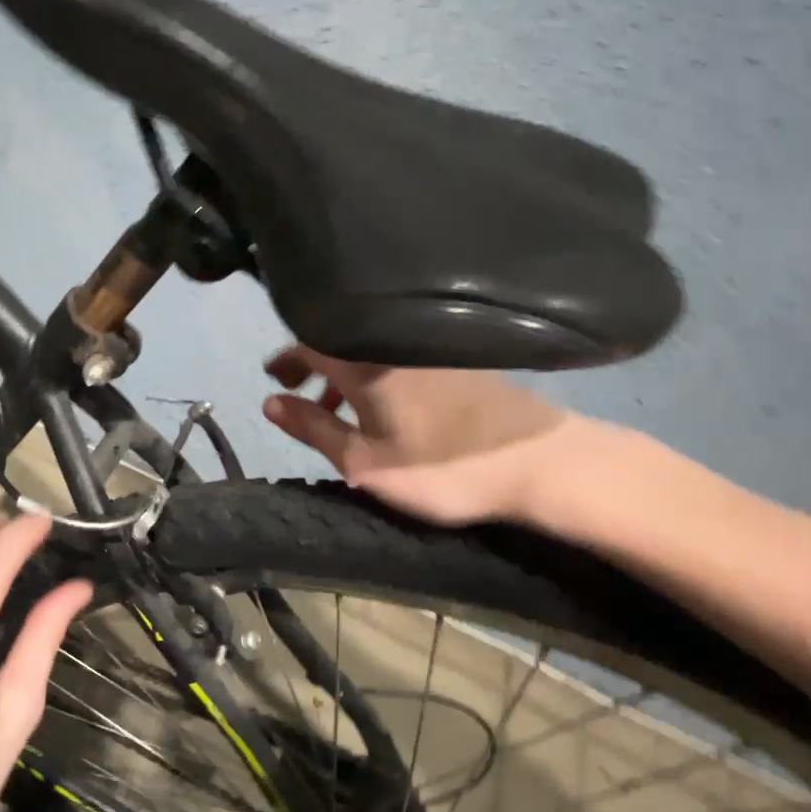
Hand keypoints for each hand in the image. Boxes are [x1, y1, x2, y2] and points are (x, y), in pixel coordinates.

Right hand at [262, 345, 595, 525]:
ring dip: (344, 372)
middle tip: (295, 391)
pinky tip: (383, 405)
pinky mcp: (458, 361)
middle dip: (312, 363)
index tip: (273, 379)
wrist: (541, 464)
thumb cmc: (441, 469)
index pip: (310, 344)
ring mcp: (429, 351)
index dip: (286, 359)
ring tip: (335, 407)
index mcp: (364, 365)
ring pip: (371, 351)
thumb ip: (313, 429)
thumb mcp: (363, 462)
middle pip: (341, 342)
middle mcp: (394, 346)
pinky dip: (377, 374)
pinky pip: (398, 356)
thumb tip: (269, 403)